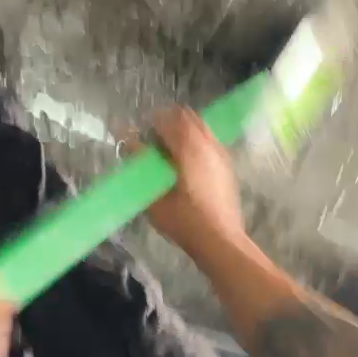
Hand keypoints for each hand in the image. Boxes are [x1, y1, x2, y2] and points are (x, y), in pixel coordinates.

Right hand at [141, 107, 247, 258]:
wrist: (220, 239)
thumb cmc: (185, 222)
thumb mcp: (155, 199)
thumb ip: (141, 168)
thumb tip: (130, 147)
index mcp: (188, 148)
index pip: (166, 121)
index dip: (150, 124)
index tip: (140, 135)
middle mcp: (207, 143)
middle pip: (186, 117)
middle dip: (168, 122)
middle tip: (154, 140)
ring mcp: (220, 152)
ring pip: (200, 126)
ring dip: (184, 130)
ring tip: (171, 150)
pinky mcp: (227, 164)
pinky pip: (210, 140)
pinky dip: (196, 141)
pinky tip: (188, 162)